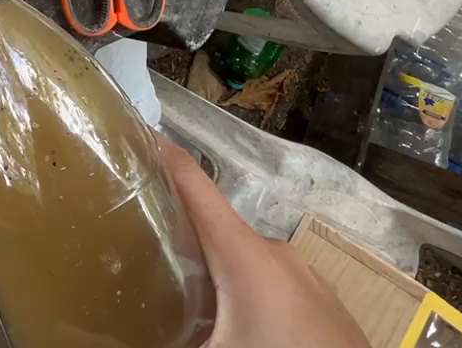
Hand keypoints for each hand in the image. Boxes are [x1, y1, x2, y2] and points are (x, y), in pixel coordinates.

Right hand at [160, 139, 369, 347]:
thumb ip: (168, 336)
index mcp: (243, 253)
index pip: (193, 182)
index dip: (162, 153)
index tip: (133, 133)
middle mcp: (274, 252)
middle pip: (213, 224)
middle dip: (178, 229)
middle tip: (142, 244)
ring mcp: (307, 278)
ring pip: (244, 259)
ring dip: (216, 270)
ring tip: (188, 294)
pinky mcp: (329, 307)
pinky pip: (274, 286)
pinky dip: (249, 294)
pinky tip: (243, 327)